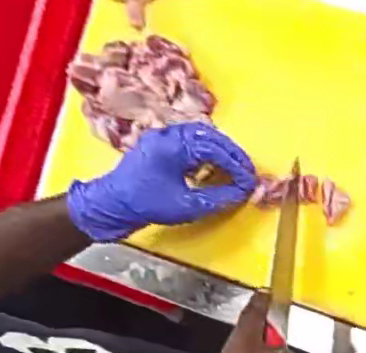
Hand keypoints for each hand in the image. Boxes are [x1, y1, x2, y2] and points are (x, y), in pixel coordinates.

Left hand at [67, 123, 257, 241]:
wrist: (115, 201)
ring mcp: (162, 136)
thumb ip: (218, 198)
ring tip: (237, 167)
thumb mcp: (188, 206)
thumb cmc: (149, 204)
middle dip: (232, 153)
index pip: (213, 149)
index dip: (236, 165)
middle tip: (249, 171)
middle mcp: (167, 134)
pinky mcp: (161, 144)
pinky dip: (208, 149)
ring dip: (221, 149)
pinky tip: (216, 164)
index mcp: (172, 146)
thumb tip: (241, 193)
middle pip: (208, 135)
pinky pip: (190, 139)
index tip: (250, 181)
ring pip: (200, 134)